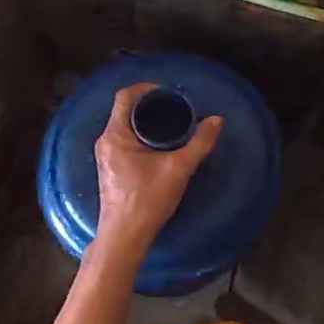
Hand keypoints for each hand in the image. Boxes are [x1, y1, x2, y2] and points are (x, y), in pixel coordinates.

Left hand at [94, 83, 222, 253]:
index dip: (146, 88)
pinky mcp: (112, 168)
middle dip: (151, 105)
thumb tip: (217, 120)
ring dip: (148, 121)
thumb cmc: (147, 200)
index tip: (169, 92)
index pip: (125, 96)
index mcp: (116, 135)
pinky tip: (163, 144)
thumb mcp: (179, 169)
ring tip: (174, 123)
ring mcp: (106, 155)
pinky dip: (144, 135)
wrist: (125, 236)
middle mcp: (106, 141)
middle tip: (177, 107)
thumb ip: (200, 143)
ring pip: (127, 126)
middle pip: (126, 110)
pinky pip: (127, 140)